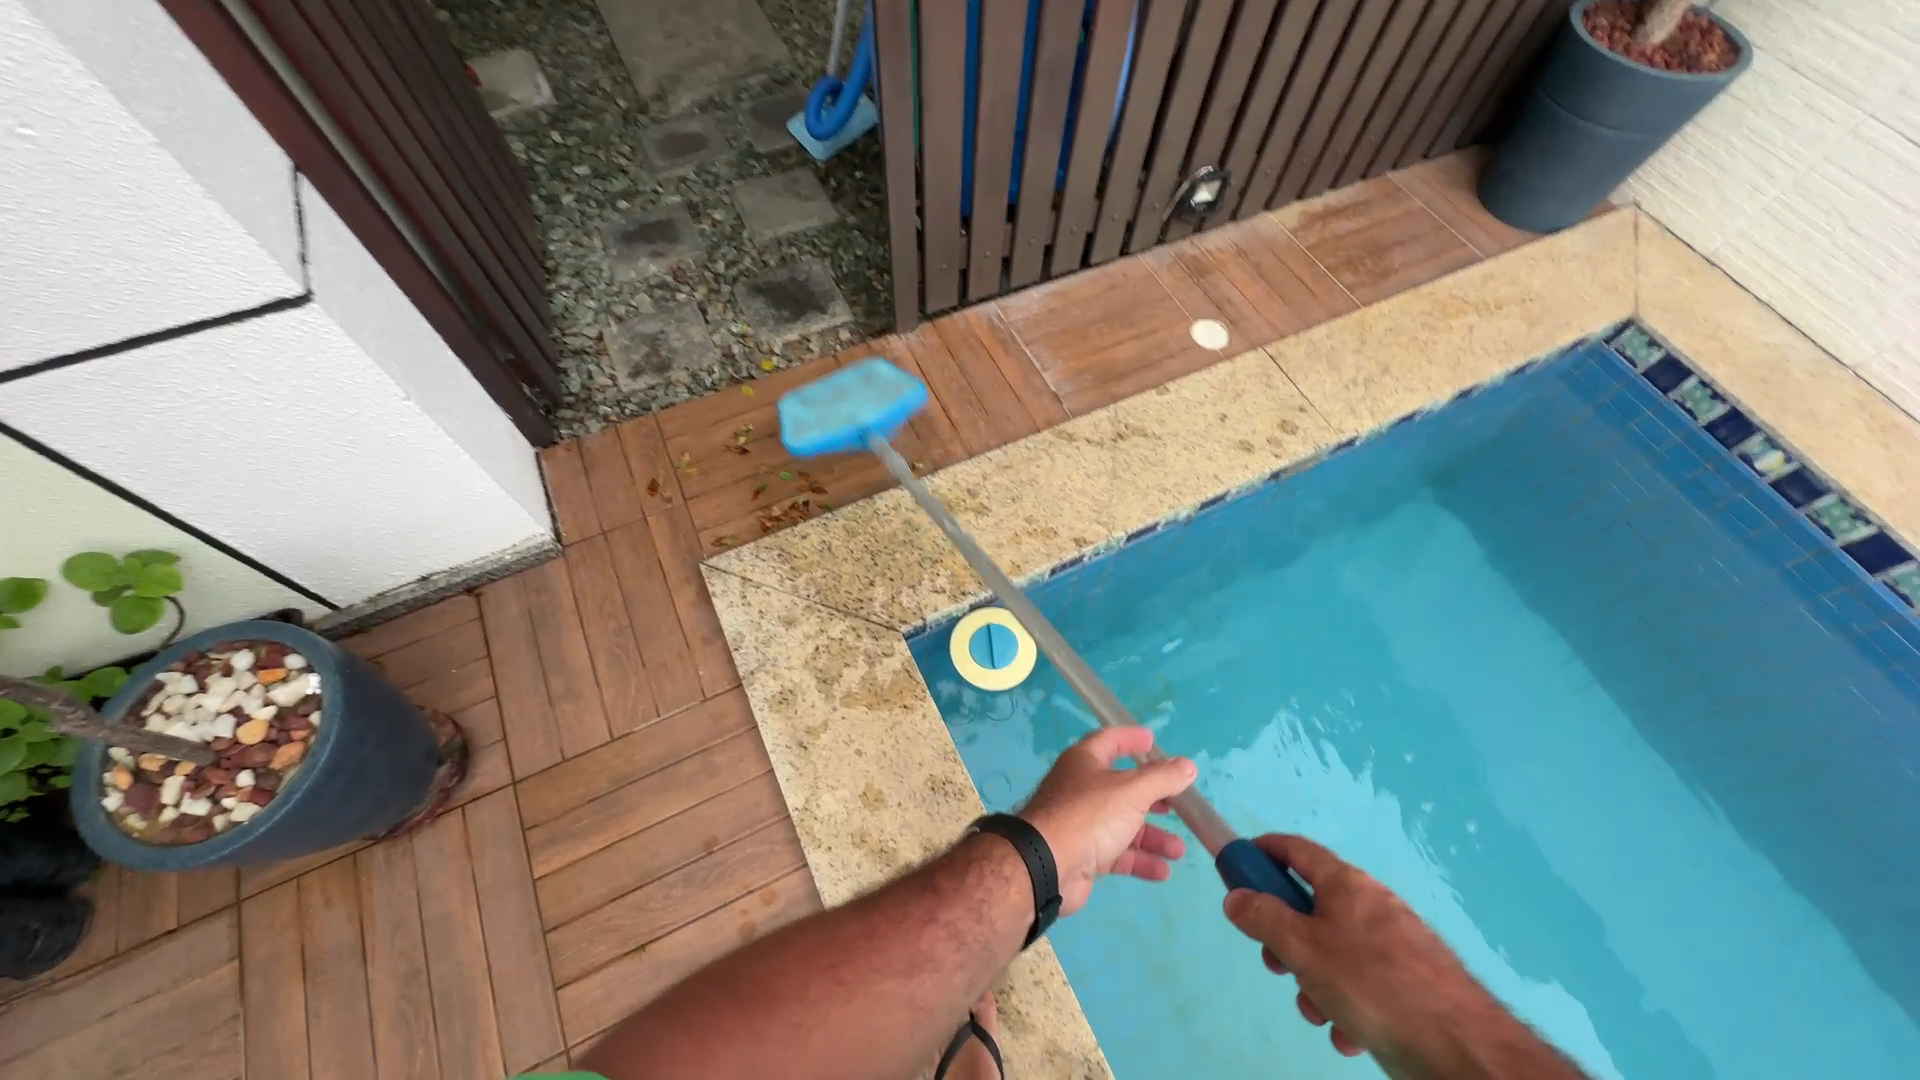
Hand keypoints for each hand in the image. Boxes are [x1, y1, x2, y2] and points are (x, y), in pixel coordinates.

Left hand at [1018, 726, 1194, 915]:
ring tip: (1178, 849)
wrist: (1047, 864)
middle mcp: (1082, 789)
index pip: (1109, 741)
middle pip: (1122, 788)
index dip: (1130, 739)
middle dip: (1152, 797)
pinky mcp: (1084, 854)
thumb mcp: (1131, 790)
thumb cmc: (1089, 815)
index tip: (1152, 740)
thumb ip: (1162, 778)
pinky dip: (1139, 859)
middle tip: (1179, 805)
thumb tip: (1188, 766)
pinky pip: (1118, 854)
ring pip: (1123, 825)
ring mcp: (1082, 823)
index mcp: (1085, 762)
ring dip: (1152, 836)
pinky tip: (1163, 870)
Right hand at [1222, 835, 1502, 1066]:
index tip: (1238, 865)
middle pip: (1311, 906)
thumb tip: (1235, 897)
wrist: (1460, 1046)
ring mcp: (1393, 945)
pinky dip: (1347, 1004)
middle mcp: (1370, 905)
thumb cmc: (1372, 984)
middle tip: (1274, 962)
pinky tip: (1349, 1032)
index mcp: (1346, 884)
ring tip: (1319, 1011)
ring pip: (1334, 950)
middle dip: (1285, 936)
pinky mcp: (1409, 983)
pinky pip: (1362, 983)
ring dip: (1314, 980)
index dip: (1263, 850)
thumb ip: (1263, 918)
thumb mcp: (1303, 948)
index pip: (1296, 849)